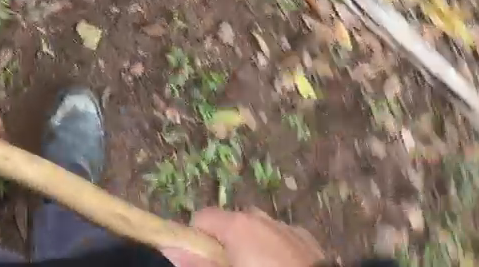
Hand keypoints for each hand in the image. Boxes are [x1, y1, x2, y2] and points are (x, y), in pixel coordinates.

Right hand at [163, 208, 326, 266]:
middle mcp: (259, 216)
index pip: (201, 218)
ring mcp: (286, 227)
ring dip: (253, 250)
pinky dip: (277, 254)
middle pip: (230, 225)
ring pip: (259, 233)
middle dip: (226, 247)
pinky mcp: (309, 242)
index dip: (196, 242)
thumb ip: (199, 264)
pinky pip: (283, 242)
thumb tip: (169, 248)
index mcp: (237, 223)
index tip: (200, 264)